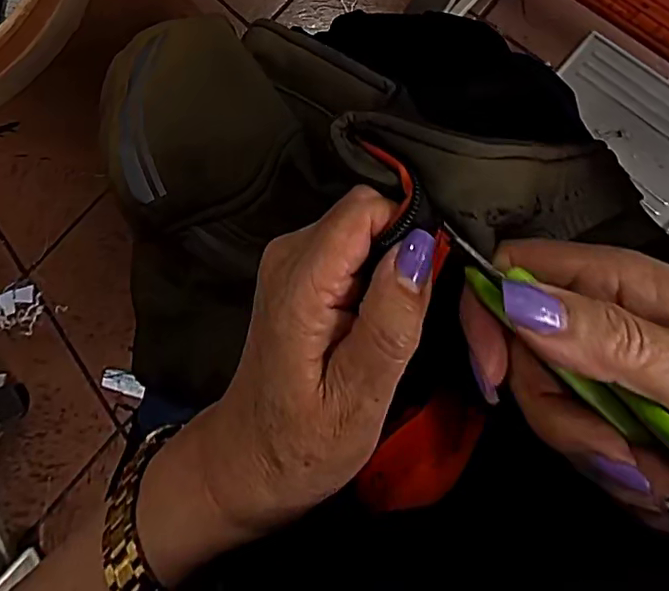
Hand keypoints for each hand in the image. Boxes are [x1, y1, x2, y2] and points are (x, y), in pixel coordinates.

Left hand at [136, 187, 436, 583]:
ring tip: (383, 325)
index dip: (405, 233)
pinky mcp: (299, 266)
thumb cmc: (301, 444)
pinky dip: (373, 273)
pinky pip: (353, 244)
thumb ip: (390, 321)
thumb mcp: (359, 398)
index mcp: (301, 280)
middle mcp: (290, 252)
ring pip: (363, 226)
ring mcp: (291, 256)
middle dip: (399, 252)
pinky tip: (367, 319)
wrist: (247, 460)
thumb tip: (421, 248)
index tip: (420, 284)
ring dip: (388, 265)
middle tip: (401, 318)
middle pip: (365, 213)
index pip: (365, 208)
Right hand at [462, 240, 668, 589]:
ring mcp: (630, 373)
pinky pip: (593, 450)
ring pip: (560, 408)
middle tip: (627, 445)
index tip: (497, 377)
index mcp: (633, 285)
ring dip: (607, 457)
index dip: (494, 316)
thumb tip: (525, 301)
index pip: (521, 271)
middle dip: (568, 416)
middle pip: (530, 352)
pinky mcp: (640, 418)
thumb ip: (615, 339)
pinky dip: (629, 480)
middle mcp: (623, 321)